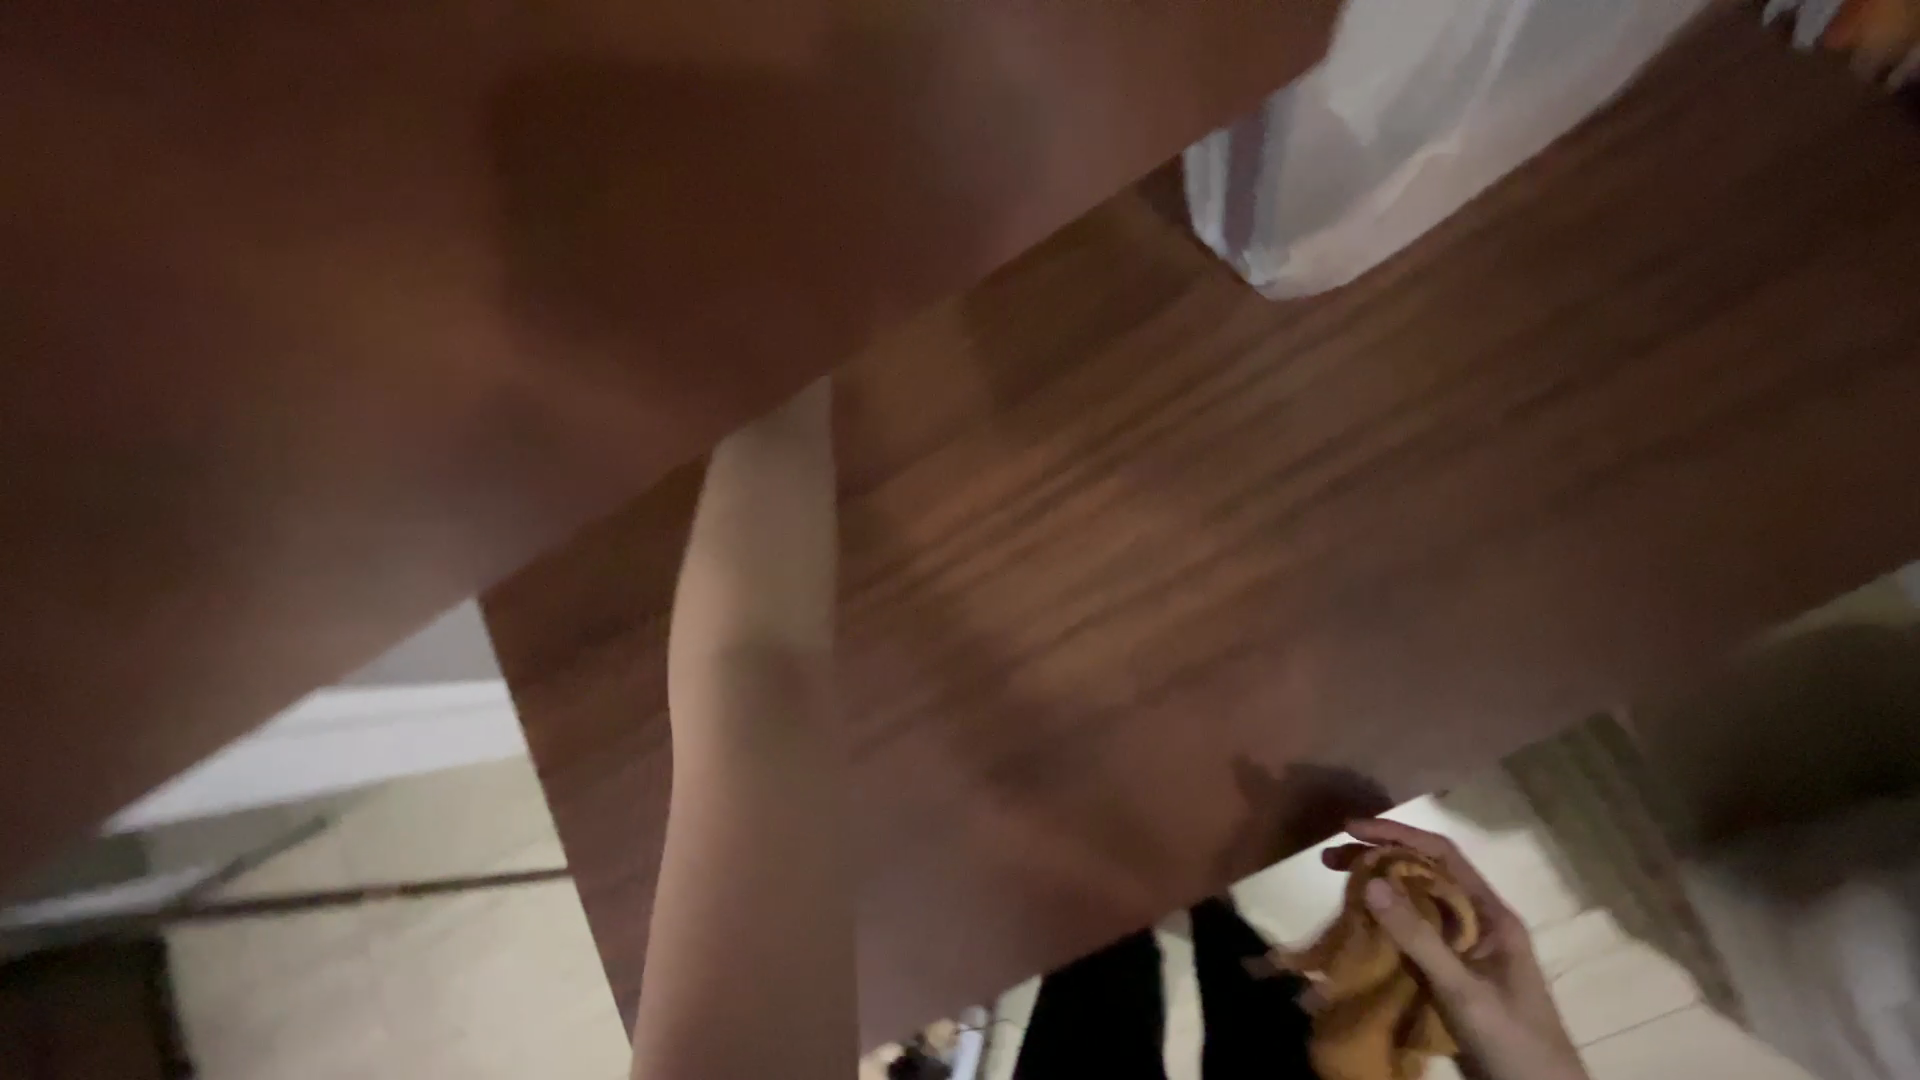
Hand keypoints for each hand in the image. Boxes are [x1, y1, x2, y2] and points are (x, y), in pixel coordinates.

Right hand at [1323, 819, 1588, 1079]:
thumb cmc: (1514, 1042)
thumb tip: (1370, 881)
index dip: (1396, 834)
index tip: (1351, 829)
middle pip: (1424, 873)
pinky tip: (1358, 922)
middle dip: (1377, 858)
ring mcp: (1464, 947)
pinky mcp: (1450, 970)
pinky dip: (1383, 920)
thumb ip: (1419, 937)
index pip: (1441, 854)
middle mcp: (1477, 921)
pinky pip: (1412, 932)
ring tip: (1337, 883)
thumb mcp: (1464, 990)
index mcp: (1491, 914)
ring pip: (1416, 901)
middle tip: (1330, 858)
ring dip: (1377, 888)